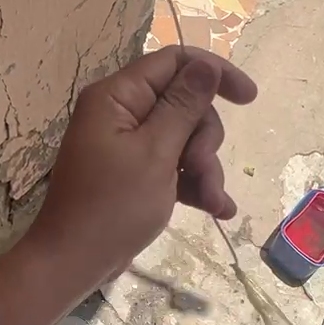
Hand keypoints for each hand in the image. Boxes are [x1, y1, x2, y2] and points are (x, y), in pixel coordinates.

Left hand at [23, 46, 256, 291]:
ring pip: (184, 139)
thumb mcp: (155, 153)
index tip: (248, 98)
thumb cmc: (112, 206)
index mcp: (117, 97)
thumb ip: (183, 106)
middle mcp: (121, 114)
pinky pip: (173, 166)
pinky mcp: (134, 174)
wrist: (75, 262)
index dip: (213, 73)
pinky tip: (217, 210)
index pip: (173, 61)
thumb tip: (206, 65)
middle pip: (184, 105)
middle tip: (202, 170)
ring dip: (204, 169)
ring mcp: (127, 146)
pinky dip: (193, 185)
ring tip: (212, 204)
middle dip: (204, 139)